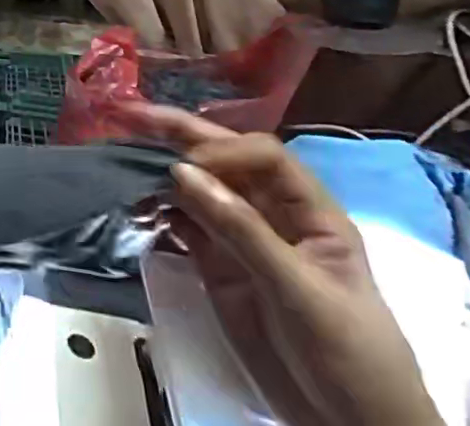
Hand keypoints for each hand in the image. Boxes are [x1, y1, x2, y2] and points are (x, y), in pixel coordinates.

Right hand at [127, 104, 443, 425]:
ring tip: (122, 164)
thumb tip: (181, 171)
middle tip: (128, 116)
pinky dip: (160, 215)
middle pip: (223, 161)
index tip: (183, 165)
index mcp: (308, 209)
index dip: (222, 150)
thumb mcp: (299, 290)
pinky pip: (186, 228)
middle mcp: (272, 213)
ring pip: (198, 191)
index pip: (262, 156)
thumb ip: (241, 230)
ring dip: (162, 175)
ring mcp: (242, 239)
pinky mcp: (219, 267)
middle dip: (179, 136)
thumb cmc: (348, 353)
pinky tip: (137, 208)